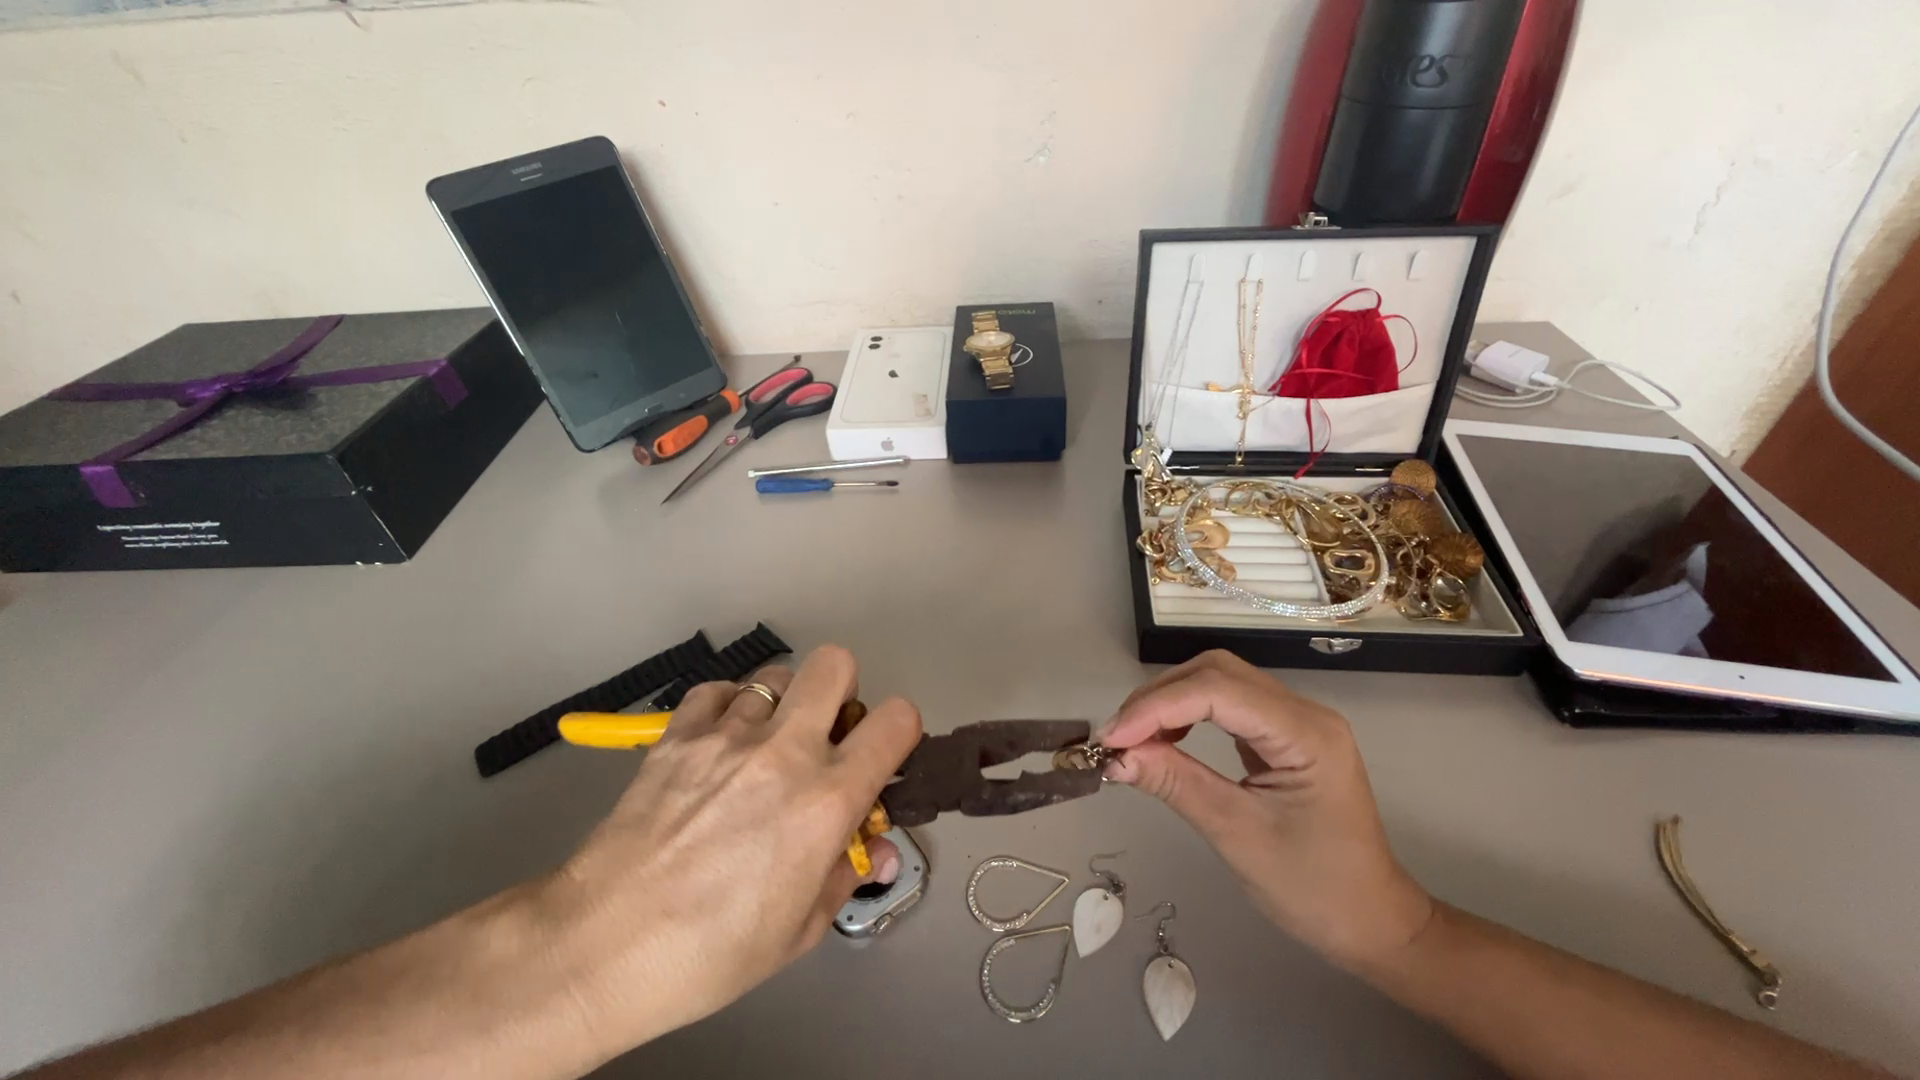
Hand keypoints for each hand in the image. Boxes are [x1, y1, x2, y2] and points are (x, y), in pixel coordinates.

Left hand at [533, 646, 921, 1054]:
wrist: (603, 944)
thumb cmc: (712, 951)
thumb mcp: (799, 930)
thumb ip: (846, 877)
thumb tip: (874, 853)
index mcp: (827, 799)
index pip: (897, 721)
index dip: (902, 730)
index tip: (883, 755)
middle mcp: (785, 750)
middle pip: (834, 665)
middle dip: (843, 690)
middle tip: (826, 735)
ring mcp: (726, 734)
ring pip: (775, 676)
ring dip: (783, 706)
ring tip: (764, 747)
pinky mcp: (677, 734)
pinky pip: (717, 691)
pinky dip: (727, 707)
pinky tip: (719, 744)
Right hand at [1099, 650, 1432, 970]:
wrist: (1371, 922)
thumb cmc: (1312, 888)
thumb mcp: (1235, 835)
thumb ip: (1175, 784)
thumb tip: (1115, 757)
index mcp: (1306, 733)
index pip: (1217, 691)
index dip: (1157, 707)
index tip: (1110, 739)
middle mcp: (1303, 712)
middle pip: (1217, 672)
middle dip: (1159, 697)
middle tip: (1117, 738)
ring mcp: (1296, 721)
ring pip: (1220, 682)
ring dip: (1169, 702)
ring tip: (1133, 740)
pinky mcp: (1283, 736)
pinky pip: (1228, 705)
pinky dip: (1187, 714)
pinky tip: (1165, 740)